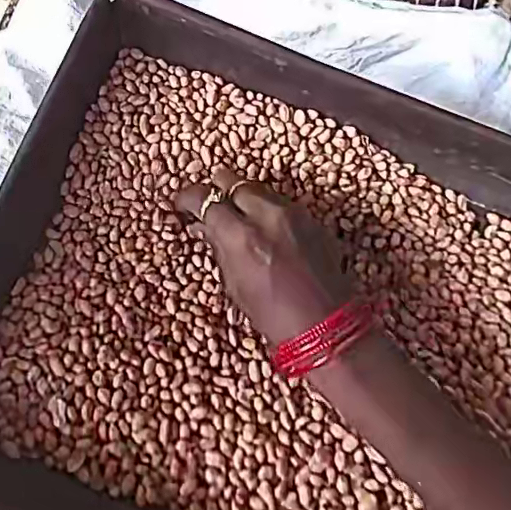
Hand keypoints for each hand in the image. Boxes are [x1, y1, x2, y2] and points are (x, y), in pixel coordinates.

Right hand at [172, 168, 354, 345]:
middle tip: (211, 208)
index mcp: (242, 236)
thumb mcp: (234, 284)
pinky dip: (267, 211)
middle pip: (233, 182)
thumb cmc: (274, 316)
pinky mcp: (313, 220)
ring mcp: (295, 215)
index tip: (184, 204)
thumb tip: (204, 226)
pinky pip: (281, 203)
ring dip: (244, 200)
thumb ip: (218, 247)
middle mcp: (268, 216)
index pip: (205, 198)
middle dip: (218, 192)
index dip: (190, 199)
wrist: (326, 327)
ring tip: (239, 220)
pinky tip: (265, 231)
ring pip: (259, 189)